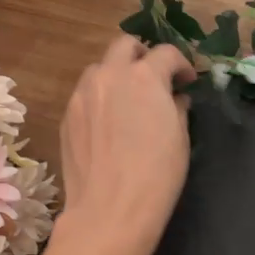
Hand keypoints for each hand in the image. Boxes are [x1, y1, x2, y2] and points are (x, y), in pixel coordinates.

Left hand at [58, 37, 194, 248]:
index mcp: (145, 77)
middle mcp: (110, 75)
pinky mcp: (67, 115)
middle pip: (125, 45)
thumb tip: (174, 99)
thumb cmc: (157, 174)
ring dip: (117, 75)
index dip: (182, 65)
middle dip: (144, 56)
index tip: (188, 82)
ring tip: (128, 101)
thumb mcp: (180, 137)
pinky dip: (101, 98)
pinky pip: (86, 95)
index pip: (167, 53)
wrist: (110, 209)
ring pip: (100, 68)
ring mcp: (83, 94)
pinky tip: (110, 124)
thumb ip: (177, 108)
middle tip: (155, 79)